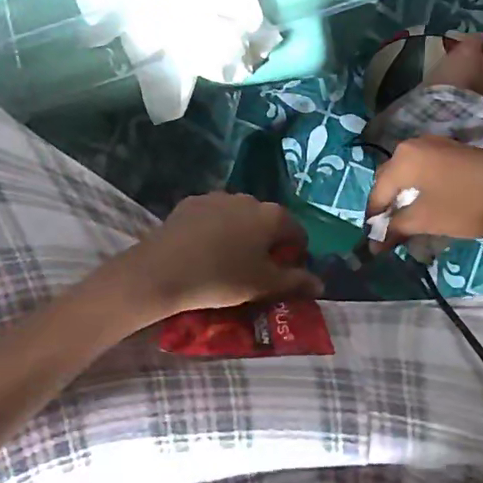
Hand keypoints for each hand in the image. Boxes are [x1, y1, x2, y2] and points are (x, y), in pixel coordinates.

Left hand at [96, 193, 321, 326]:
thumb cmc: (222, 278)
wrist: (164, 269)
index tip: (284, 276)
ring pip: (238, 216)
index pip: (296, 232)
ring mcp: (216, 197)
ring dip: (240, 234)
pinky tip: (202, 251)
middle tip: (255, 271)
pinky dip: (215, 230)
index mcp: (271, 216)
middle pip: (267, 221)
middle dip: (267, 243)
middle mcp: (247, 198)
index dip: (295, 255)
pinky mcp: (190, 202)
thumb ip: (295, 282)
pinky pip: (212, 216)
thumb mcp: (264, 285)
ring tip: (226, 261)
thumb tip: (318, 283)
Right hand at [366, 136, 482, 248]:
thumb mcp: (426, 219)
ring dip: (405, 200)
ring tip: (410, 225)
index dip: (373, 220)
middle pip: (391, 179)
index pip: (377, 191)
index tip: (374, 245)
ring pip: (410, 175)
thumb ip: (395, 228)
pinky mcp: (456, 153)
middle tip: (391, 234)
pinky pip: (427, 172)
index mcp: (403, 157)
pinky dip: (422, 191)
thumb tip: (373, 244)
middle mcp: (415, 145)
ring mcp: (438, 146)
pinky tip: (430, 208)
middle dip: (388, 207)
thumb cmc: (469, 205)